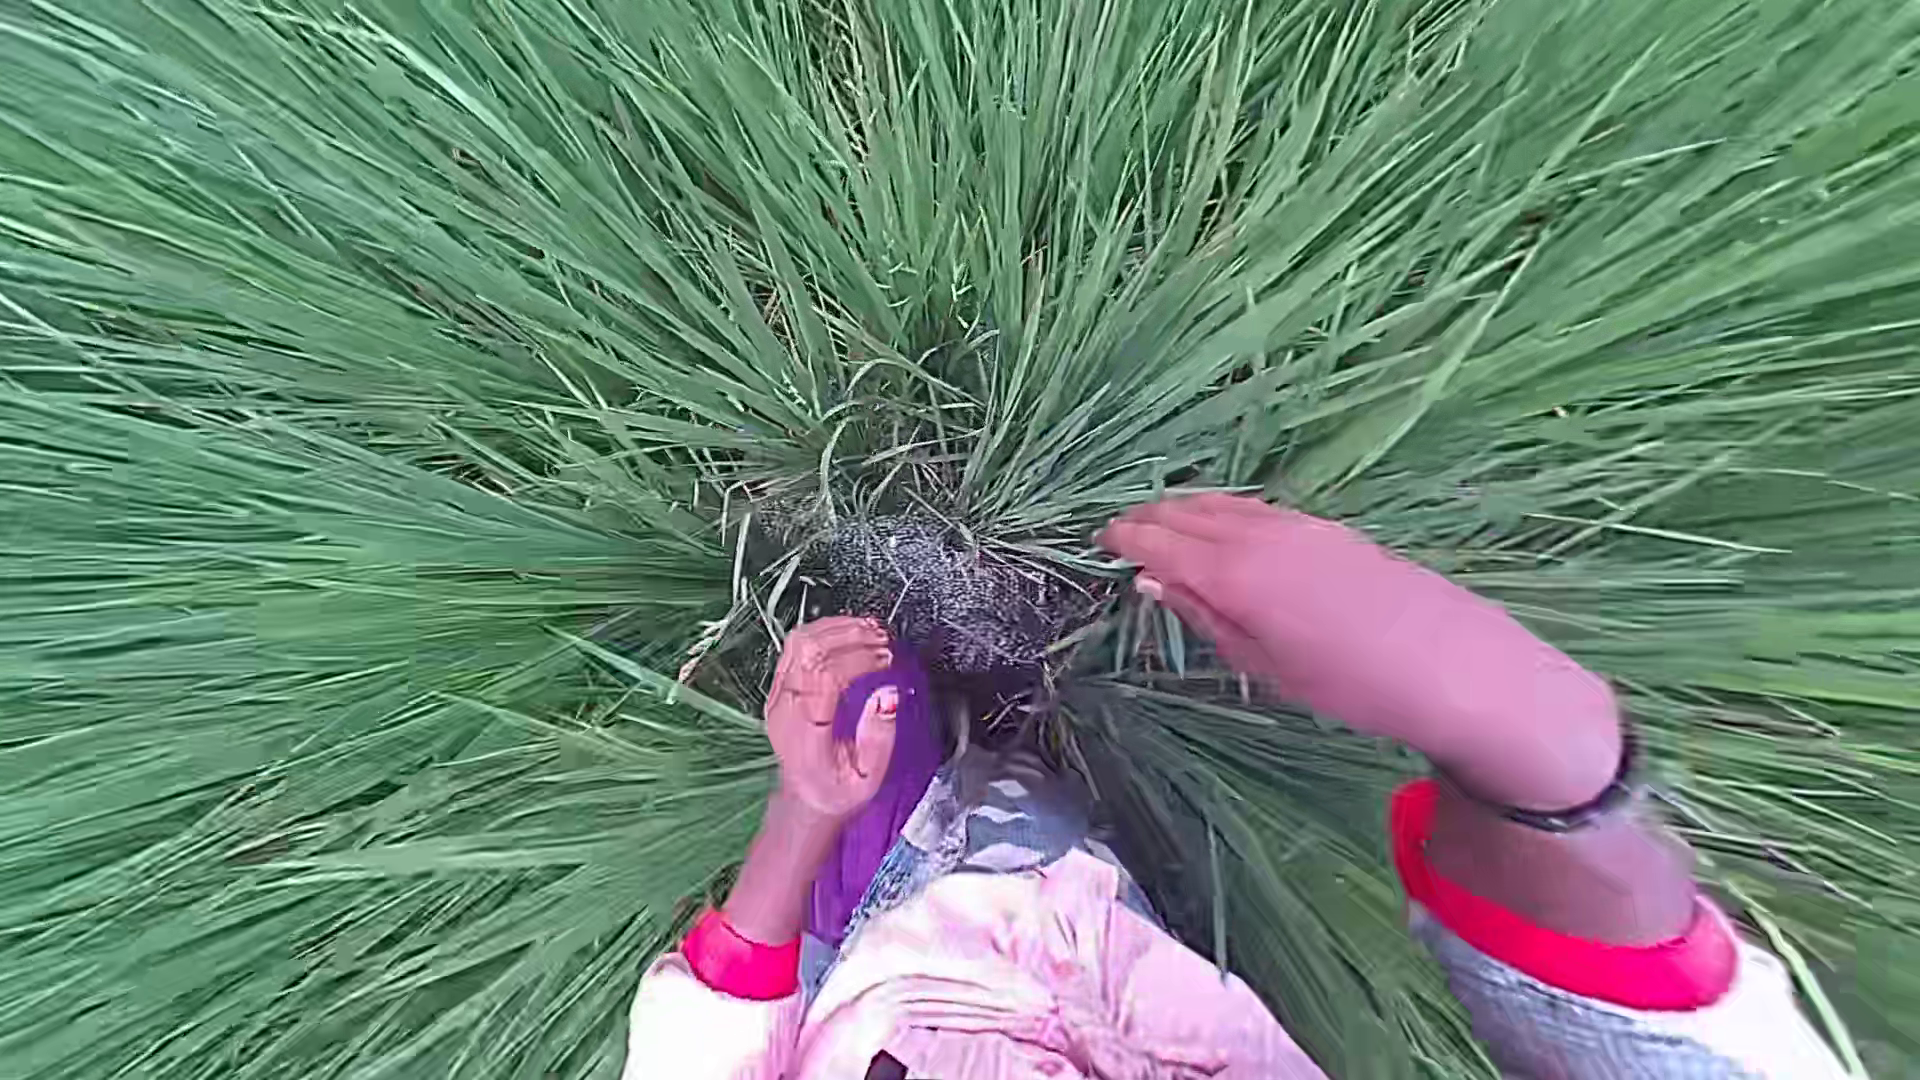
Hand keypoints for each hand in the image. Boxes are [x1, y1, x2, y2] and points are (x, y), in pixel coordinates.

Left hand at [764, 616, 898, 822]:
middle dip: (853, 637)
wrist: (805, 797)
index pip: (825, 676)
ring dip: (840, 628)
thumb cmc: (836, 789)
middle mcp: (785, 708)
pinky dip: (826, 629)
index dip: (860, 659)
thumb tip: (887, 694)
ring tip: (872, 630)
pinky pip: (796, 643)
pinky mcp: (780, 683)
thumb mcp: (868, 778)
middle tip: (884, 639)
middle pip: (810, 651)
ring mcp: (778, 693)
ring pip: (801, 641)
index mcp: (804, 733)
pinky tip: (850, 630)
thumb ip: (879, 738)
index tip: (887, 658)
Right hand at [1099, 494, 1618, 808]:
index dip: (1123, 538)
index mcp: (1234, 575)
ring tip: (1156, 522)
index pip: (1158, 542)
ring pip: (1216, 502)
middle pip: (1182, 513)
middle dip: (1143, 518)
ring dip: (1178, 509)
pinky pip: (1249, 505)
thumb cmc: (1346, 683)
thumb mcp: (1260, 664)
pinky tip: (1214, 522)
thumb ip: (1201, 615)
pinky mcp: (1320, 525)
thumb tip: (1151, 582)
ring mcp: (1293, 523)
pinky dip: (1215, 508)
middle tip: (1119, 531)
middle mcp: (1257, 535)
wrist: (1458, 667)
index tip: (1099, 541)